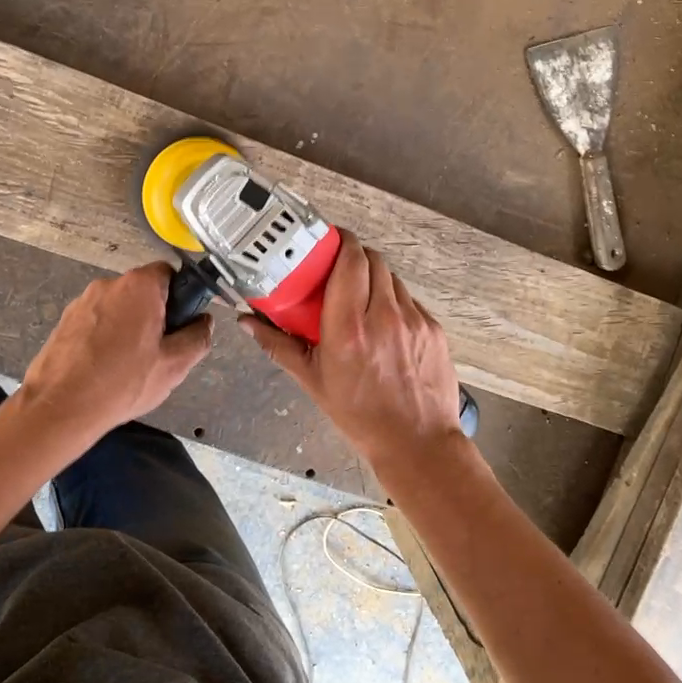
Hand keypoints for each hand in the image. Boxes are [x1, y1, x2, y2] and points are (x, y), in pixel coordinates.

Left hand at [18, 262, 212, 442]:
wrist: (60, 407)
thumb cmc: (123, 382)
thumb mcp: (174, 366)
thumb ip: (197, 338)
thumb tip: (204, 322)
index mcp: (139, 286)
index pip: (169, 273)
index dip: (180, 297)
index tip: (180, 326)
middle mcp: (109, 284)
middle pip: (142, 291)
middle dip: (154, 315)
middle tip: (158, 352)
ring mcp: (82, 301)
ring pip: (118, 308)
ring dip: (128, 328)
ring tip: (129, 366)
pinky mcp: (64, 320)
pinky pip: (96, 322)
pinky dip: (104, 338)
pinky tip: (104, 368)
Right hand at [241, 231, 464, 467]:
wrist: (416, 442)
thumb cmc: (360, 414)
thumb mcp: (312, 380)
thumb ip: (278, 345)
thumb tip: (248, 323)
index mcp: (348, 327)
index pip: (349, 261)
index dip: (341, 242)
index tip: (330, 240)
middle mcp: (383, 316)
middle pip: (373, 260)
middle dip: (356, 257)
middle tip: (340, 268)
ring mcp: (413, 321)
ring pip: (393, 279)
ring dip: (376, 280)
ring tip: (362, 301)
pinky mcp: (433, 329)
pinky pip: (410, 301)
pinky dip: (395, 303)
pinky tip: (385, 326)